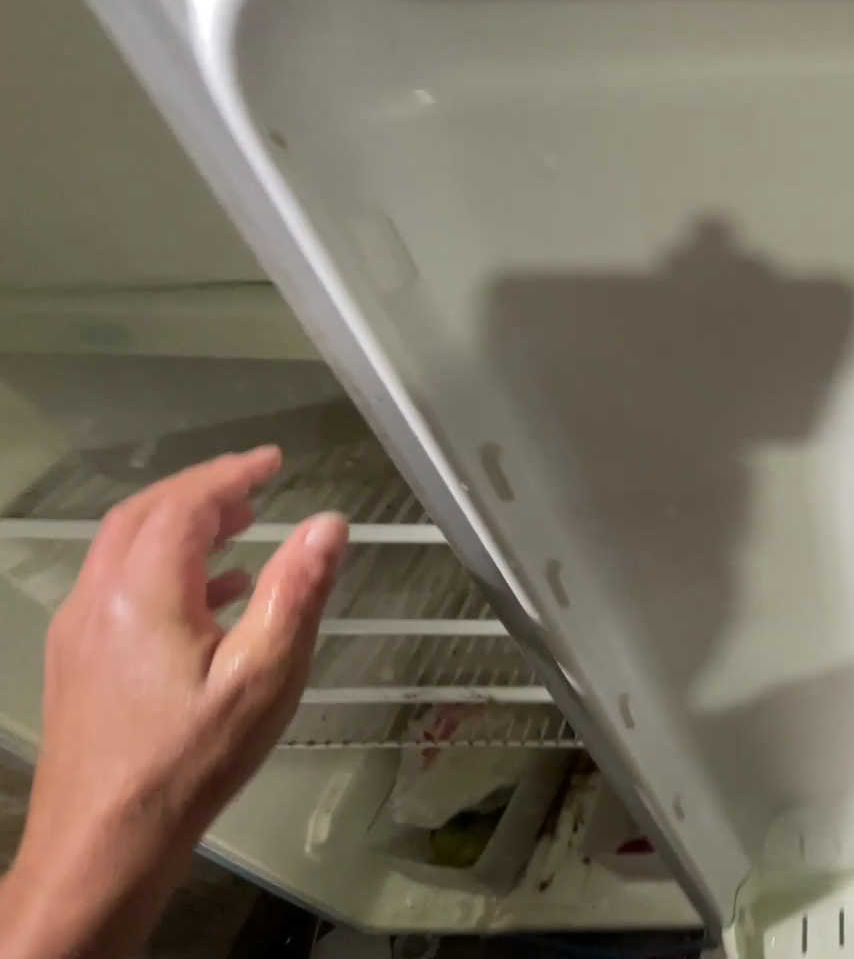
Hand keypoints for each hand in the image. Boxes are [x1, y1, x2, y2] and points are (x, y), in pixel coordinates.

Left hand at [0, 448, 346, 957]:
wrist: (109, 835)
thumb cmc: (197, 751)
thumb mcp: (268, 669)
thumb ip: (298, 589)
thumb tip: (329, 523)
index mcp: (143, 598)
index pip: (180, 511)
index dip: (228, 477)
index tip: (273, 460)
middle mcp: (99, 604)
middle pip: (139, 519)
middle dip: (201, 487)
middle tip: (258, 475)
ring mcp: (83, 632)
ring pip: (123, 549)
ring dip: (182, 519)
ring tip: (244, 515)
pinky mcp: (83, 658)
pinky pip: (122, 582)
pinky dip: (172, 560)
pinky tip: (222, 584)